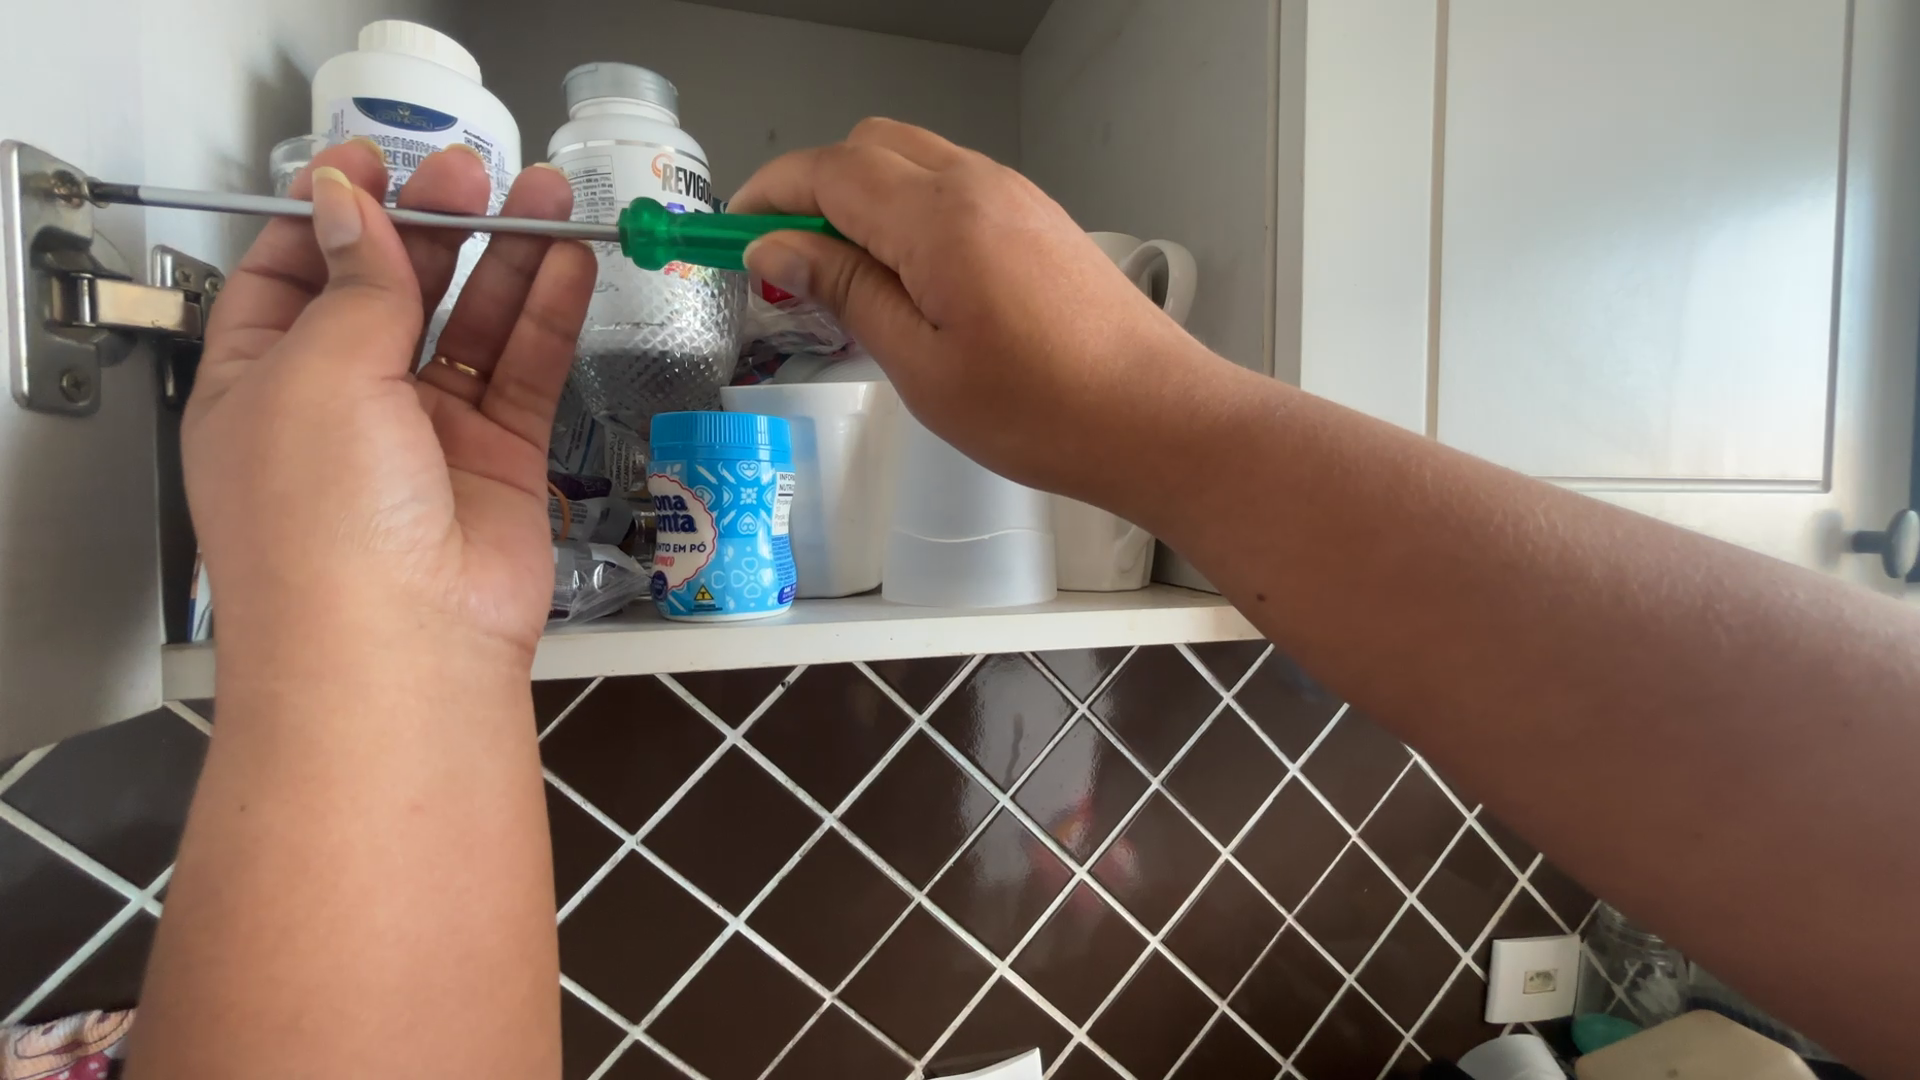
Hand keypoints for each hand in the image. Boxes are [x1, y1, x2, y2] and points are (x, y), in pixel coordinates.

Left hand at [182, 140, 594, 657]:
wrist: (410, 640)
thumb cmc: (325, 521)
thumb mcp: (317, 377)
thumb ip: (356, 287)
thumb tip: (349, 202)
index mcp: (267, 375)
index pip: (299, 269)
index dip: (341, 212)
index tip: (384, 162)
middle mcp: (353, 398)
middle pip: (403, 289)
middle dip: (445, 226)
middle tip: (489, 175)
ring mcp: (436, 428)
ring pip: (479, 327)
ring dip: (515, 264)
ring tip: (554, 206)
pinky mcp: (507, 455)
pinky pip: (529, 373)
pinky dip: (552, 320)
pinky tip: (571, 272)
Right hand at [733, 118, 1214, 500]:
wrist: (1155, 421)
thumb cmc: (1039, 413)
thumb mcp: (922, 366)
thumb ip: (847, 293)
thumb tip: (778, 250)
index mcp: (940, 217)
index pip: (828, 173)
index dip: (770, 197)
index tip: (735, 235)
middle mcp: (980, 185)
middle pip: (869, 149)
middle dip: (815, 192)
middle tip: (791, 266)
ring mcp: (1019, 199)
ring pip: (915, 166)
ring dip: (866, 204)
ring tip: (847, 281)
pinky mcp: (1041, 224)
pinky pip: (957, 193)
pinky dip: (913, 217)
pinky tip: (911, 281)